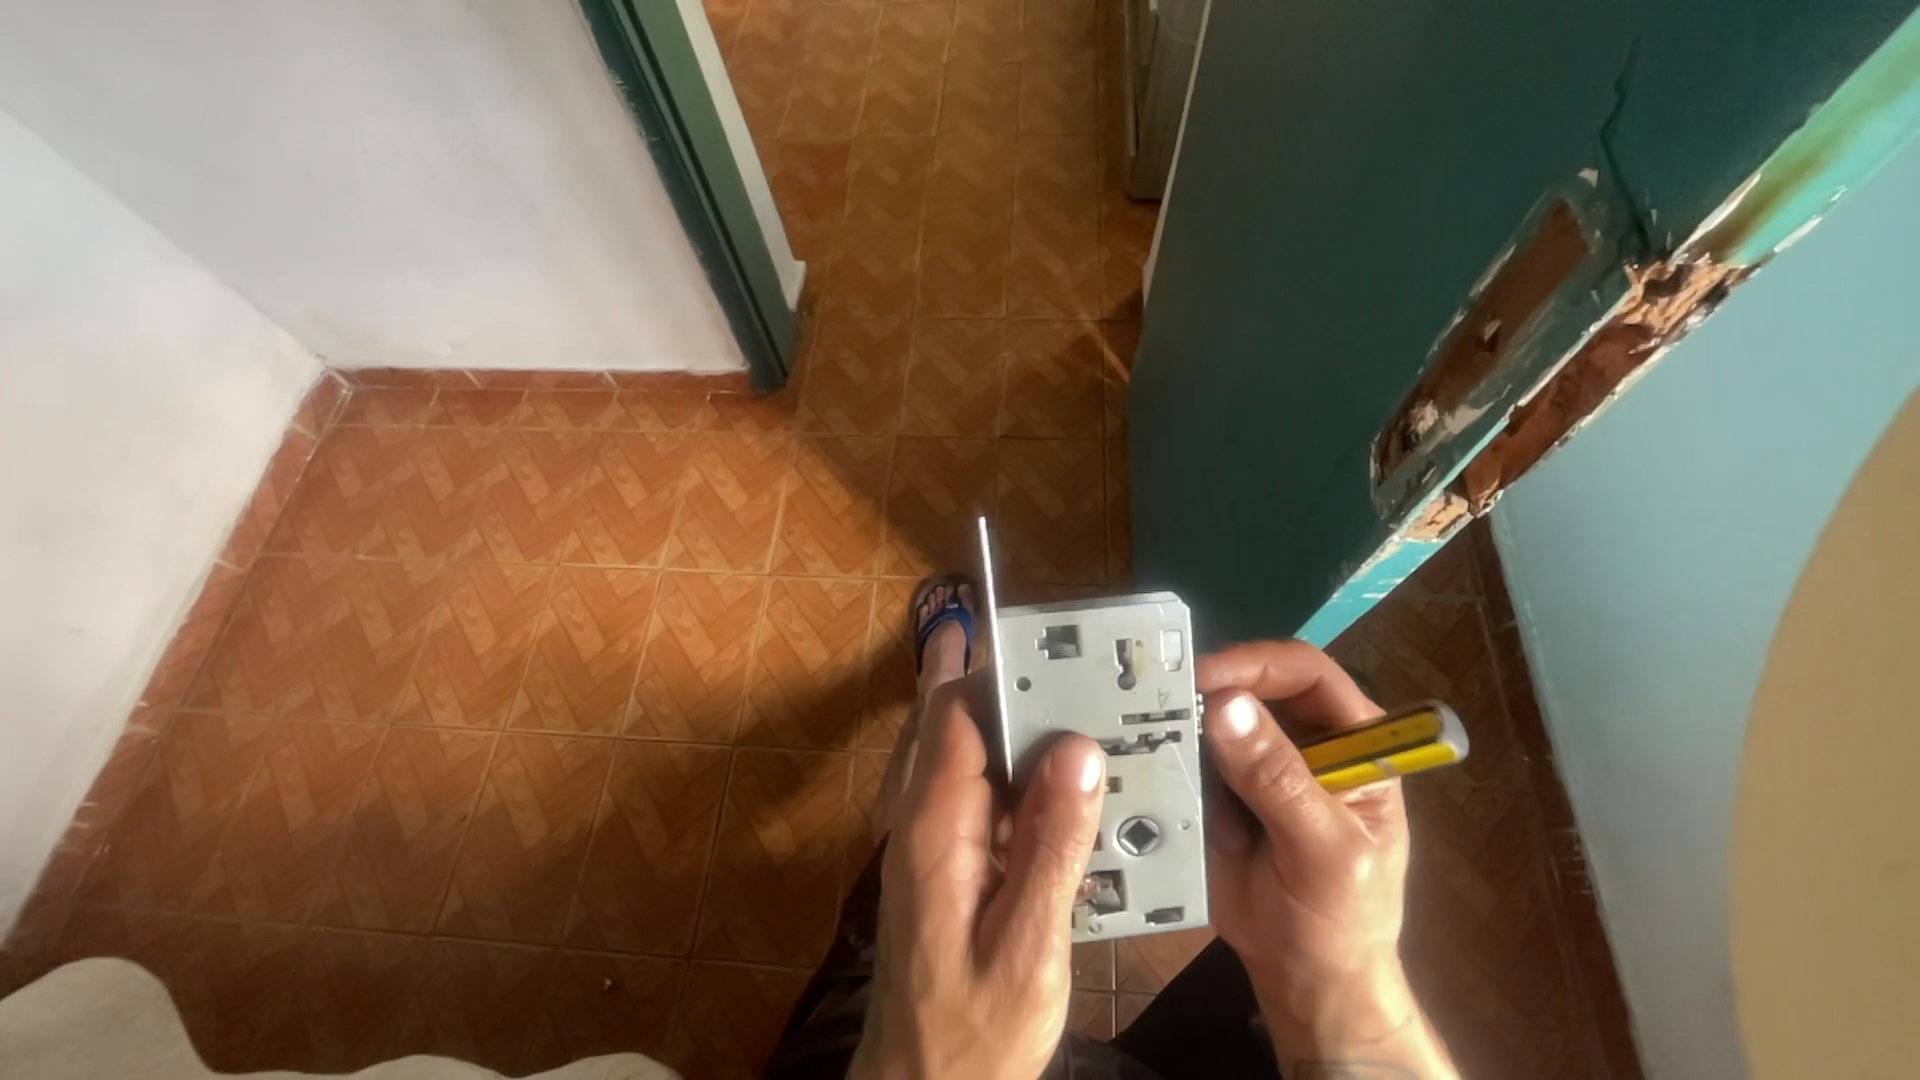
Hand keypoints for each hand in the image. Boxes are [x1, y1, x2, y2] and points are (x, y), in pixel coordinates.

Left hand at [851, 672, 1106, 1079]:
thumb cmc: (975, 1029)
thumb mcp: (1027, 943)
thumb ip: (1052, 846)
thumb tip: (1079, 751)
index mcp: (934, 826)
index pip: (954, 715)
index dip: (999, 676)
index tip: (1058, 658)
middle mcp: (922, 819)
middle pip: (955, 724)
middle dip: (1009, 691)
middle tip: (1077, 670)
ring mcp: (930, 840)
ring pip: (967, 756)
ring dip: (1014, 730)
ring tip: (1077, 708)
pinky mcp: (946, 862)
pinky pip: (978, 795)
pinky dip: (1015, 776)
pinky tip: (1059, 781)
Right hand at [1198, 640, 1454, 1076]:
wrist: (1304, 978)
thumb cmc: (1340, 921)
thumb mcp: (1324, 853)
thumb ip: (1279, 781)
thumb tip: (1226, 706)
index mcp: (1354, 744)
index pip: (1309, 675)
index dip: (1259, 665)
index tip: (1205, 678)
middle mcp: (1304, 741)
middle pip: (1253, 687)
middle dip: (1211, 695)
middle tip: (1162, 706)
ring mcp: (1259, 765)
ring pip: (1213, 718)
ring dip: (1187, 735)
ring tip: (1164, 761)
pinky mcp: (1220, 790)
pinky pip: (1189, 758)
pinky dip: (1173, 767)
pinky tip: (1170, 794)